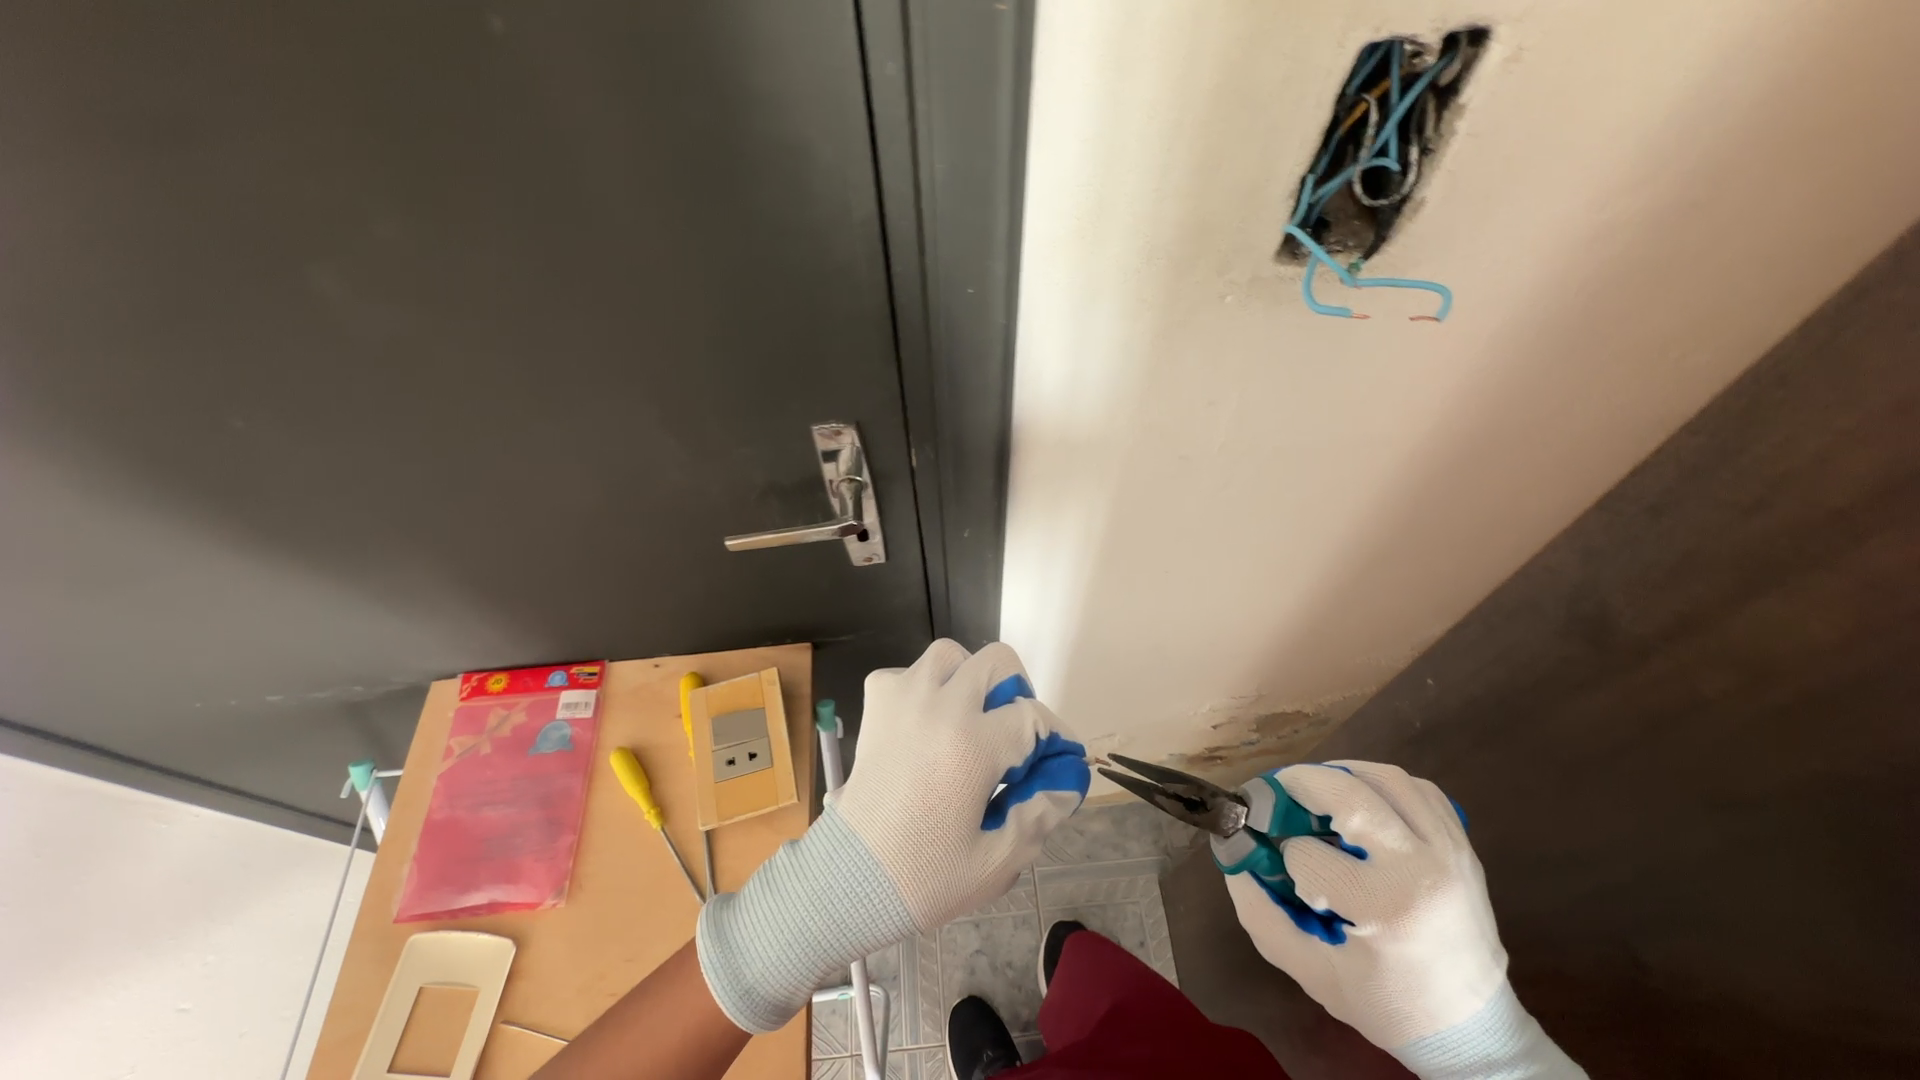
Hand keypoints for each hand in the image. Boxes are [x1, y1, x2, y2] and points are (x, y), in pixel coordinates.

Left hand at [698, 640, 1088, 1032]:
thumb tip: (1067, 779)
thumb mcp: (996, 861)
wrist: (848, 880)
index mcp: (972, 745)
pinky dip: (925, 688)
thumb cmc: (924, 878)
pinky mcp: (875, 707)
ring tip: (971, 721)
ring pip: (950, 655)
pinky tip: (928, 726)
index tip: (1057, 762)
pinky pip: (907, 673)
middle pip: (997, 662)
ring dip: (969, 680)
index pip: (1033, 718)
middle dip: (1016, 695)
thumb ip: (1040, 813)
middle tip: (1013, 737)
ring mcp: (901, 700)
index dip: (1054, 739)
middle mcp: (939, 707)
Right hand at [1220, 761, 1584, 1079]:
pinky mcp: (1463, 846)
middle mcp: (1421, 868)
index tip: (1280, 869)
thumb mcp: (1310, 970)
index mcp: (1383, 907)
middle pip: (1352, 793)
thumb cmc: (1384, 1001)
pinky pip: (1420, 790)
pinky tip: (1363, 802)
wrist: (1468, 1025)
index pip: (1309, 854)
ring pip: (1389, 779)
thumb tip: (1234, 860)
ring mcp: (1449, 851)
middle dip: (1302, 783)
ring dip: (1343, 774)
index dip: (1284, 857)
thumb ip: (1261, 913)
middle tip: (1278, 791)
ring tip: (1317, 791)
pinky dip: (1384, 785)